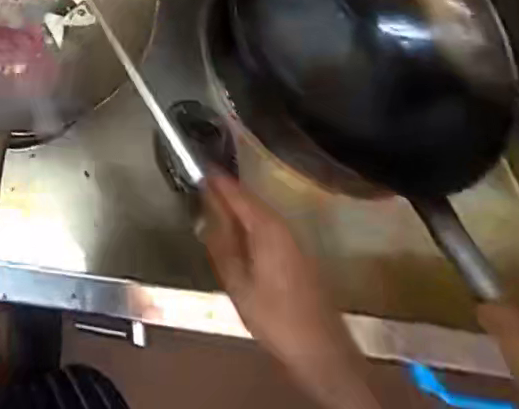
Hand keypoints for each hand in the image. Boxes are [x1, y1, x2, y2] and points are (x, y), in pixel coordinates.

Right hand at [200, 173, 375, 408]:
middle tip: (201, 186)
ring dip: (238, 208)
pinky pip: (268, 225)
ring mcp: (293, 238)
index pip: (236, 191)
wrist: (322, 351)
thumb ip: (220, 245)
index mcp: (265, 226)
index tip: (196, 167)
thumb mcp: (237, 284)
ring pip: (259, 212)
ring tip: (213, 207)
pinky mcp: (298, 253)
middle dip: (226, 191)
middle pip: (249, 199)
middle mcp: (281, 224)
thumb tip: (205, 216)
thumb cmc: (275, 317)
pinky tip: (238, 233)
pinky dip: (250, 222)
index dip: (215, 179)